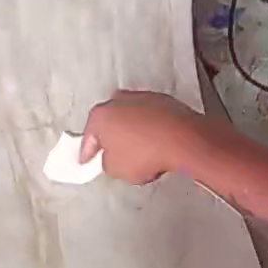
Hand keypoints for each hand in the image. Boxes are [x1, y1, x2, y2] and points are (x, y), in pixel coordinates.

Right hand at [80, 91, 218, 185]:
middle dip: (109, 136)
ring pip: (130, 117)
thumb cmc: (144, 154)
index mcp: (101, 116)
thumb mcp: (116, 170)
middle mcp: (118, 101)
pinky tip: (154, 142)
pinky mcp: (163, 101)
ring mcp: (142, 98)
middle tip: (111, 153)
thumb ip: (107, 162)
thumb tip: (111, 158)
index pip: (89, 137)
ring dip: (130, 131)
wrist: (182, 139)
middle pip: (109, 121)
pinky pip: (150, 118)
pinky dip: (149, 128)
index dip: (87, 152)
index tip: (85, 160)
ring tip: (137, 150)